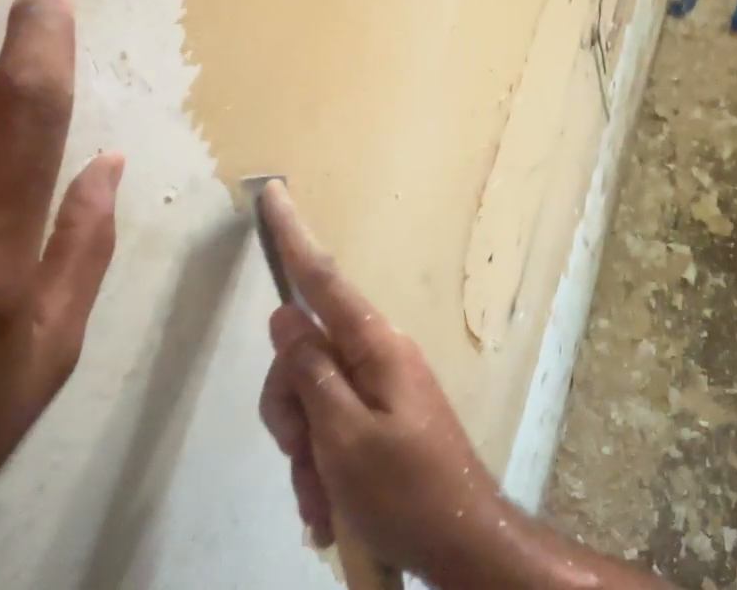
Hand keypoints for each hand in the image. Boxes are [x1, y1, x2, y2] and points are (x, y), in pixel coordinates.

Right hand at [255, 182, 504, 580]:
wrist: (462, 544)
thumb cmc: (405, 490)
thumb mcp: (343, 437)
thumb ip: (309, 373)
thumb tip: (285, 315)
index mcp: (375, 346)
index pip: (323, 280)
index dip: (294, 237)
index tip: (274, 192)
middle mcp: (378, 355)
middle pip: (303, 355)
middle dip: (289, 408)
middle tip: (303, 457)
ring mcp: (379, 387)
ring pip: (311, 396)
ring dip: (305, 451)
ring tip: (323, 499)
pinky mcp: (379, 418)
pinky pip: (331, 426)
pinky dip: (321, 466)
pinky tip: (329, 508)